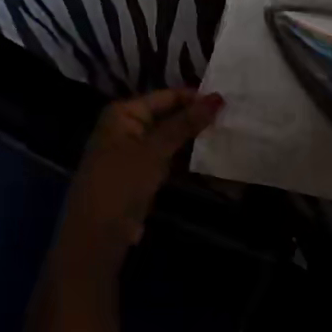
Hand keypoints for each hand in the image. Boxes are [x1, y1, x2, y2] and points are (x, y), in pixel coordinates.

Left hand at [53, 89, 222, 272]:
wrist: (97, 235)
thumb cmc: (121, 183)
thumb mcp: (155, 150)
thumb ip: (186, 123)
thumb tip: (218, 97)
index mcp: (123, 113)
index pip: (167, 95)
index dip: (197, 98)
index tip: (229, 101)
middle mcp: (127, 127)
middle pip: (170, 115)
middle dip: (199, 118)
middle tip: (233, 117)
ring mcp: (135, 150)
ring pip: (172, 137)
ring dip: (196, 138)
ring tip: (229, 133)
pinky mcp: (143, 172)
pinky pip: (170, 156)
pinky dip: (188, 156)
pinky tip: (213, 156)